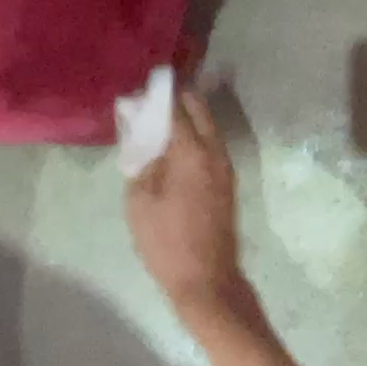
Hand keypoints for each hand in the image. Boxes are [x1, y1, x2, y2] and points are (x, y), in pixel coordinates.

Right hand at [125, 90, 243, 313]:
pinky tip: (173, 145)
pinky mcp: (227, 181)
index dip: (158, 94)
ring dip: (188, 117)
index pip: (176, 107)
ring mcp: (225, 166)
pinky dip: (194, 136)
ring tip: (158, 121)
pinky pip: (210, 145)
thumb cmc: (166, 241)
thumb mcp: (139, 200)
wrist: (206, 278)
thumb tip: (139, 131)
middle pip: (199, 109)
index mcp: (192, 151)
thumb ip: (141, 159)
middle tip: (151, 100)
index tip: (141, 87)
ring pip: (208, 126)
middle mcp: (215, 151)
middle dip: (178, 98)